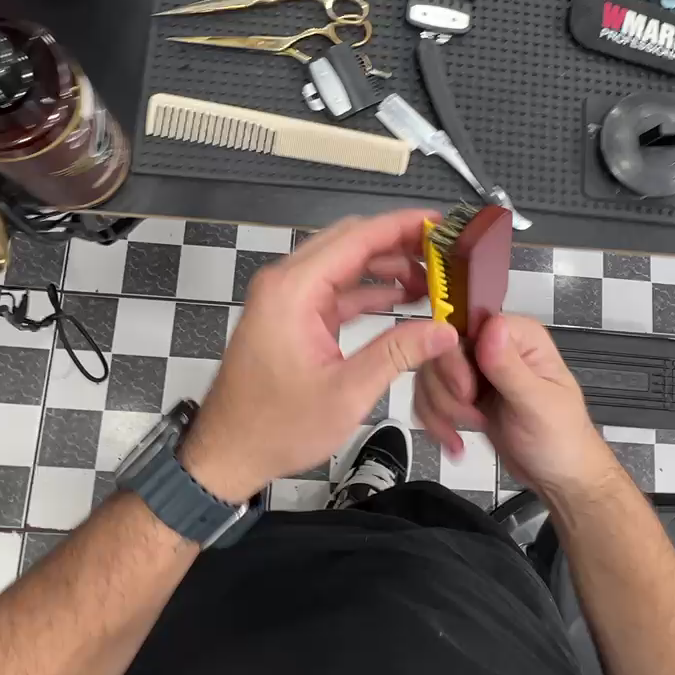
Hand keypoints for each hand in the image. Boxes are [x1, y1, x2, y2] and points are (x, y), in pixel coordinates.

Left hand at [182, 211, 459, 501]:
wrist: (228, 451)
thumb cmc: (278, 426)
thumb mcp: (346, 393)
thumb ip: (397, 353)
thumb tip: (446, 330)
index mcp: (294, 289)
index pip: (357, 238)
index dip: (403, 225)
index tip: (442, 223)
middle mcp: (286, 281)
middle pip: (350, 241)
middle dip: (399, 242)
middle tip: (445, 252)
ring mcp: (286, 296)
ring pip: (343, 262)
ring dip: (385, 265)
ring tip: (433, 278)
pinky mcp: (290, 315)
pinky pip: (334, 288)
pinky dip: (367, 289)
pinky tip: (402, 298)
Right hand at [414, 314, 618, 499]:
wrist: (555, 476)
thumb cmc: (561, 440)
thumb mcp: (537, 404)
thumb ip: (510, 367)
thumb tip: (492, 327)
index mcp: (520, 337)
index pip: (468, 326)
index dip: (457, 358)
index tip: (466, 392)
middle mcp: (495, 345)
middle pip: (442, 350)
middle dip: (447, 391)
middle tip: (471, 417)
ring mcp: (476, 369)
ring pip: (431, 374)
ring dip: (442, 409)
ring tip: (470, 429)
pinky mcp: (464, 392)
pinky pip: (430, 394)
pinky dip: (436, 420)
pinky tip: (456, 439)